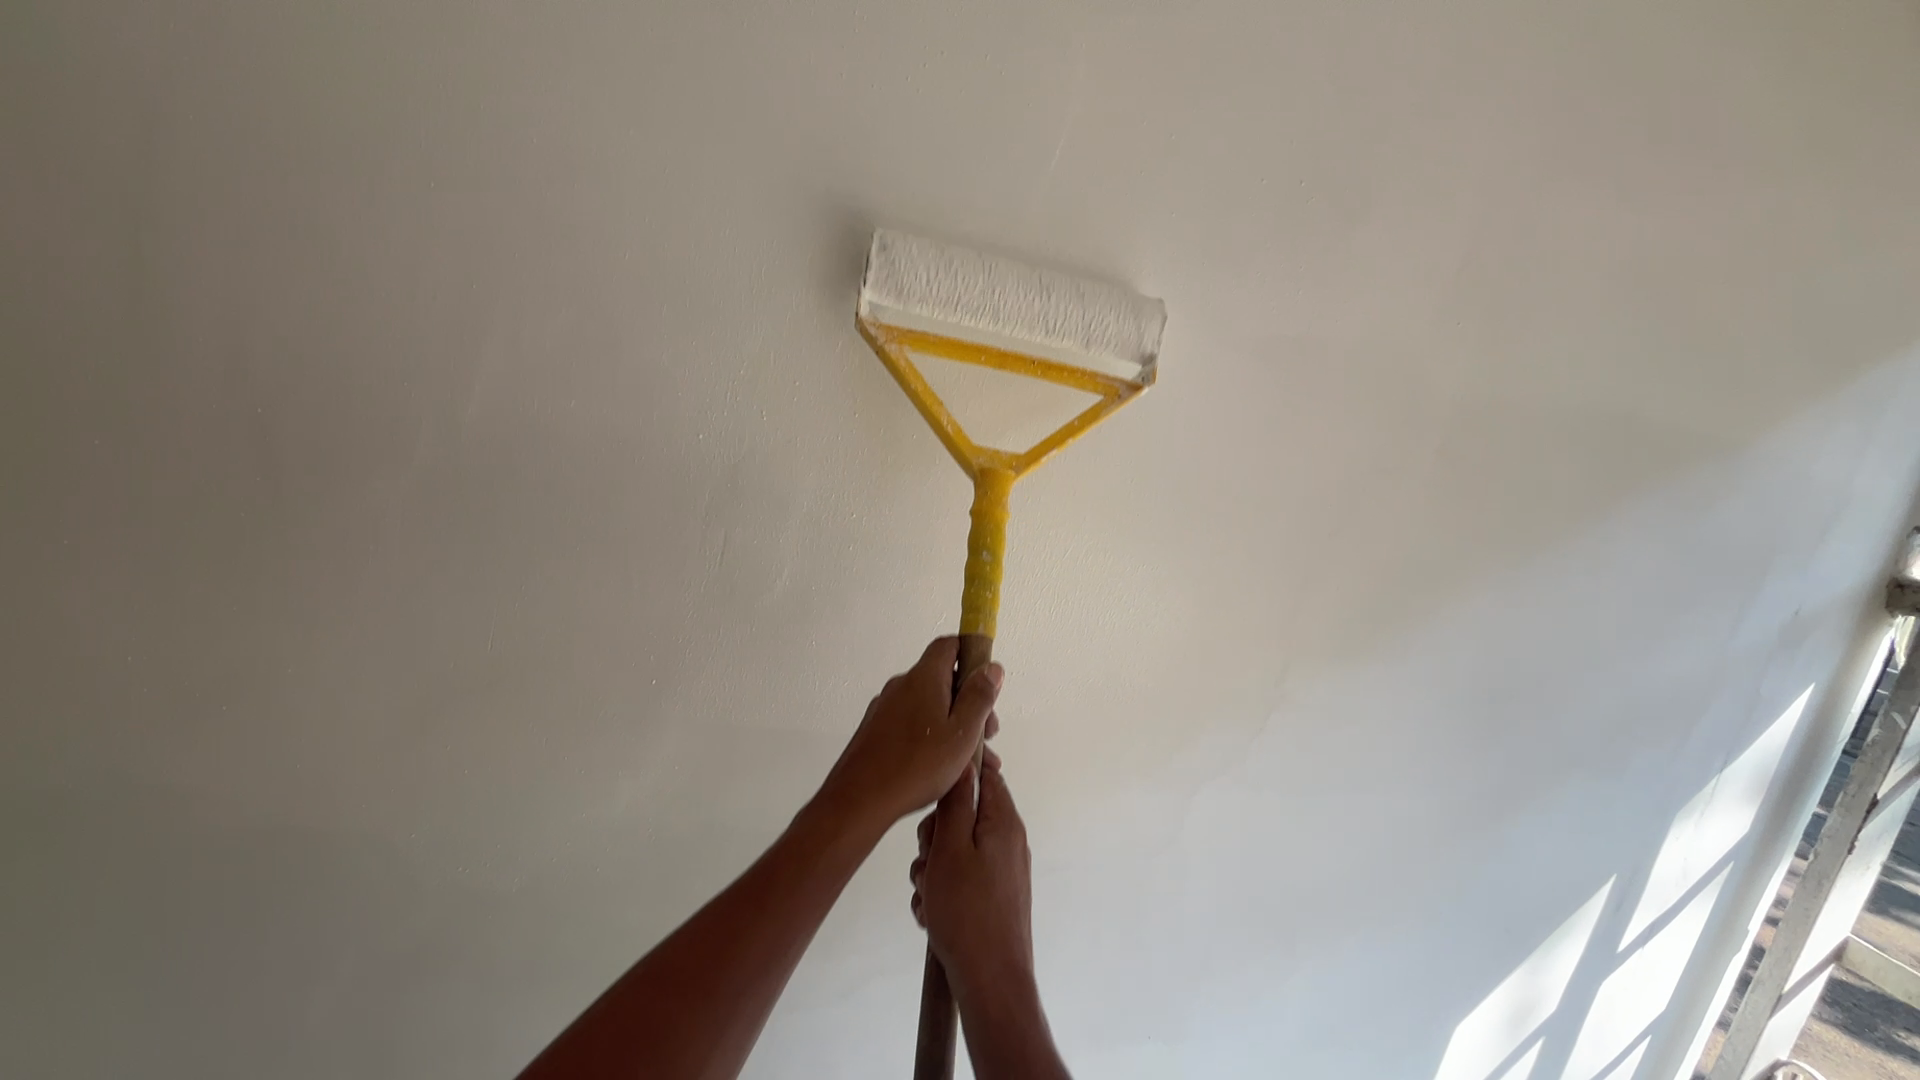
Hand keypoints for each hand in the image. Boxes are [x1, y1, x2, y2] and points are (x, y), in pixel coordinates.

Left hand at [815, 636, 1002, 830]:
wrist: (859, 800)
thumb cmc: (917, 765)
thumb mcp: (962, 732)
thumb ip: (979, 697)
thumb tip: (991, 667)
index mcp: (924, 678)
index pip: (949, 646)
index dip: (972, 655)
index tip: (988, 684)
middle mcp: (901, 686)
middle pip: (942, 679)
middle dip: (969, 702)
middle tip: (987, 735)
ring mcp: (885, 709)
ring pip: (929, 706)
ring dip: (954, 725)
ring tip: (972, 760)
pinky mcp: (876, 731)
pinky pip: (912, 724)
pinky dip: (932, 737)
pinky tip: (944, 768)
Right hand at [909, 750, 1034, 1000]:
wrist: (991, 981)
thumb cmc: (967, 910)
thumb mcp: (951, 848)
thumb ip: (957, 803)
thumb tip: (965, 764)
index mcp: (1004, 822)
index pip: (985, 775)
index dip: (957, 776)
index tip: (934, 795)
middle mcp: (1007, 841)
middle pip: (963, 815)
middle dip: (935, 834)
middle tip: (928, 857)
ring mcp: (1001, 871)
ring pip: (954, 850)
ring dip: (932, 868)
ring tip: (928, 894)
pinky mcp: (992, 897)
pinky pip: (959, 879)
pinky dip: (942, 891)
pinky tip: (932, 914)